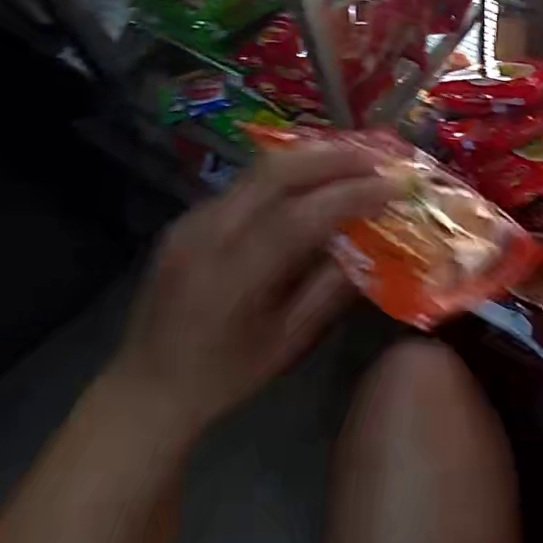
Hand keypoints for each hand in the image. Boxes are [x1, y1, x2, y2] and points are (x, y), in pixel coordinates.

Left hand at [111, 145, 397, 436]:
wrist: (147, 387)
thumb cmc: (225, 376)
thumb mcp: (287, 343)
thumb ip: (330, 290)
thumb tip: (372, 244)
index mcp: (232, 276)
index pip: (299, 216)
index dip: (351, 194)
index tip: (395, 184)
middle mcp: (206, 234)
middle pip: (275, 172)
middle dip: (333, 157)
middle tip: (379, 156)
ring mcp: (192, 221)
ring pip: (258, 170)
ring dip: (311, 158)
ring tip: (355, 158)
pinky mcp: (188, 219)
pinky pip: (245, 184)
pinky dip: (287, 175)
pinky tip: (313, 181)